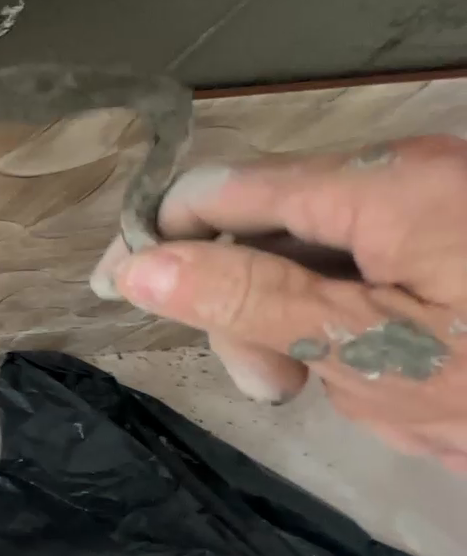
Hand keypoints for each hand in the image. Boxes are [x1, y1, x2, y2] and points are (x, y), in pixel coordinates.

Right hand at [91, 134, 466, 471]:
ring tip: (334, 385)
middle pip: (261, 220)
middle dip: (241, 299)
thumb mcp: (373, 354)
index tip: (122, 296)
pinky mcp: (466, 231)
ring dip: (294, 315)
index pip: (213, 191)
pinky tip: (383, 363)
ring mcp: (451, 199)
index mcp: (386, 186)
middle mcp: (417, 171)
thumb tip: (136, 266)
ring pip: (311, 246)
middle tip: (270, 383)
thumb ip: (244, 301)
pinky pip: (369, 258)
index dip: (154, 240)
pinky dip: (350, 312)